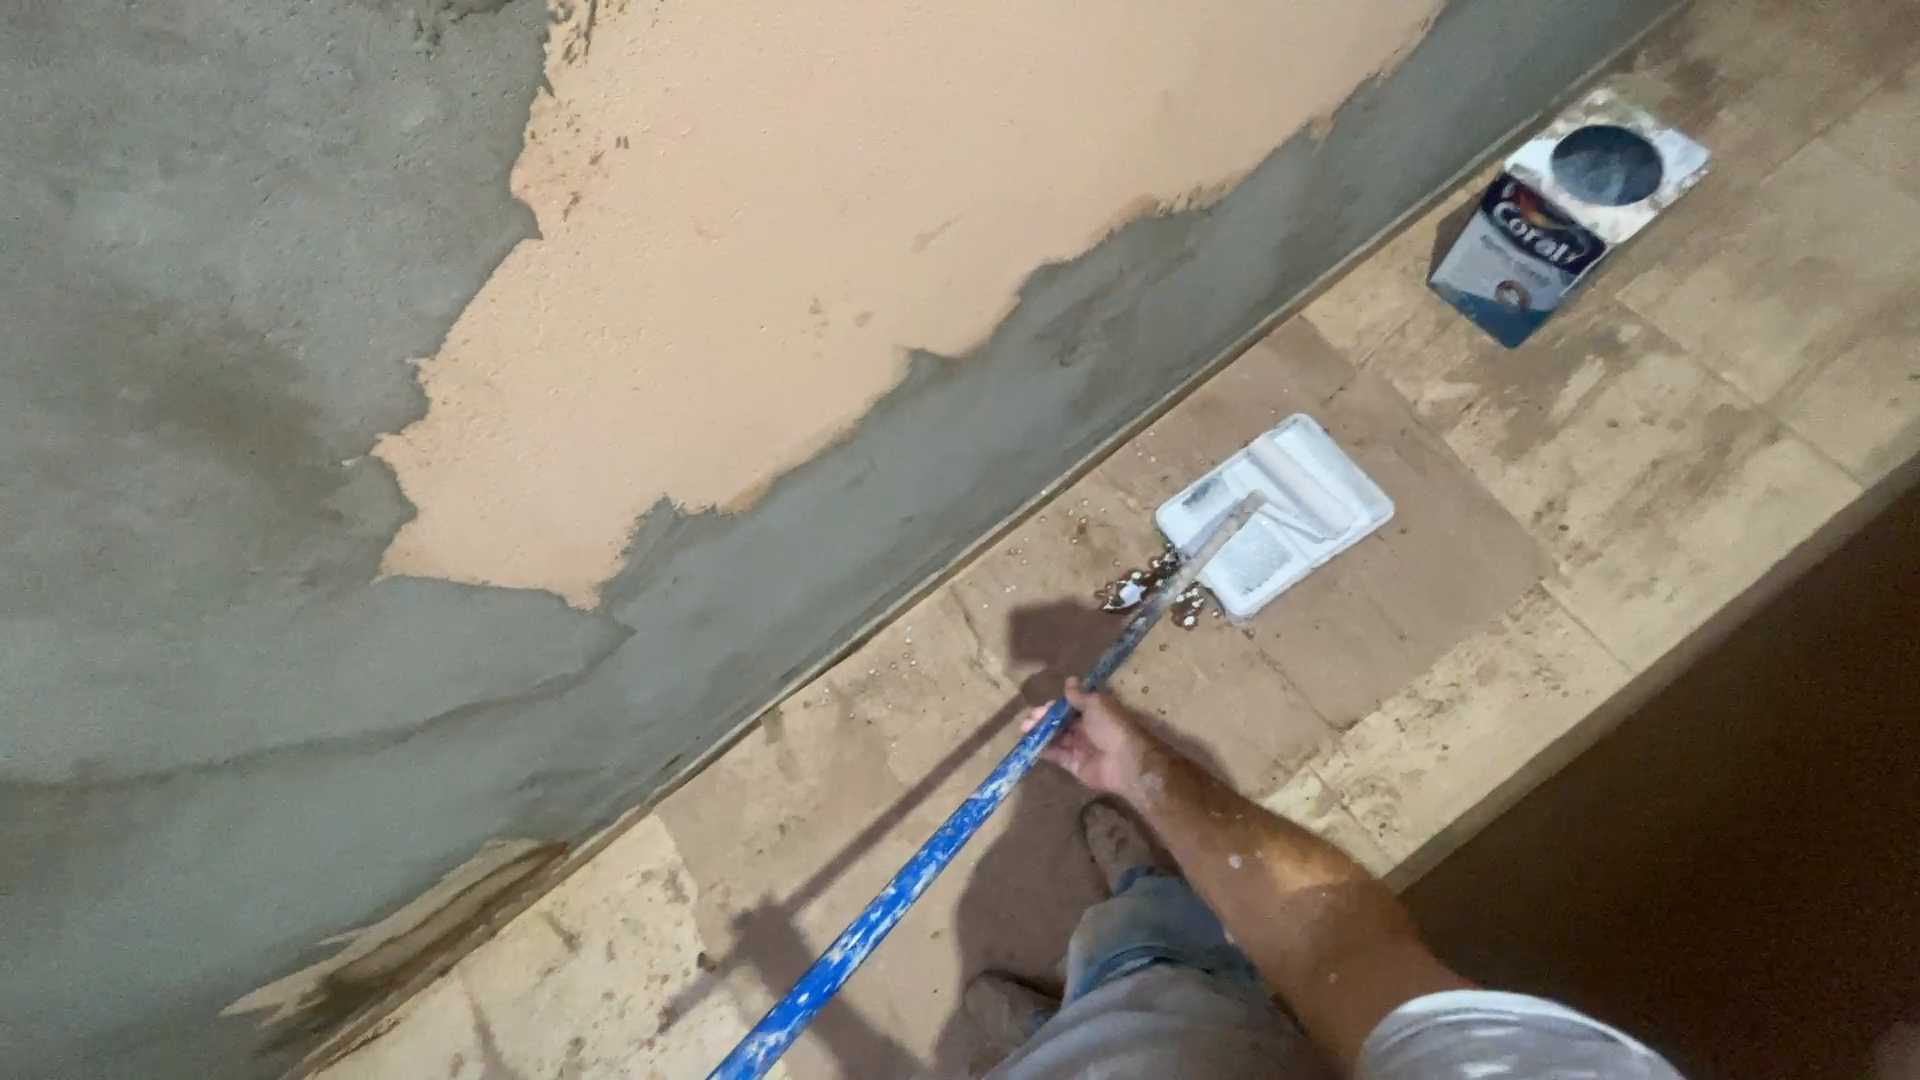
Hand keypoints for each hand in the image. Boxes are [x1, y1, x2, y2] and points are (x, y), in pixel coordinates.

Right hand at [1022, 678, 1159, 798]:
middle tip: (1029, 720)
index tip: (1042, 707)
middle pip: (1060, 722)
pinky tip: (1031, 744)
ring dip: (1040, 732)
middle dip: (1044, 719)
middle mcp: (1086, 728)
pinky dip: (1044, 749)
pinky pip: (1056, 755)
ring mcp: (1079, 747)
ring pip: (1056, 737)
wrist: (1124, 761)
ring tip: (1025, 730)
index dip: (1055, 706)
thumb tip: (1070, 679)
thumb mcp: (1095, 704)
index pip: (1069, 707)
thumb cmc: (1110, 727)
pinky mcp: (1074, 764)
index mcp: (1093, 712)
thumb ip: (1078, 695)